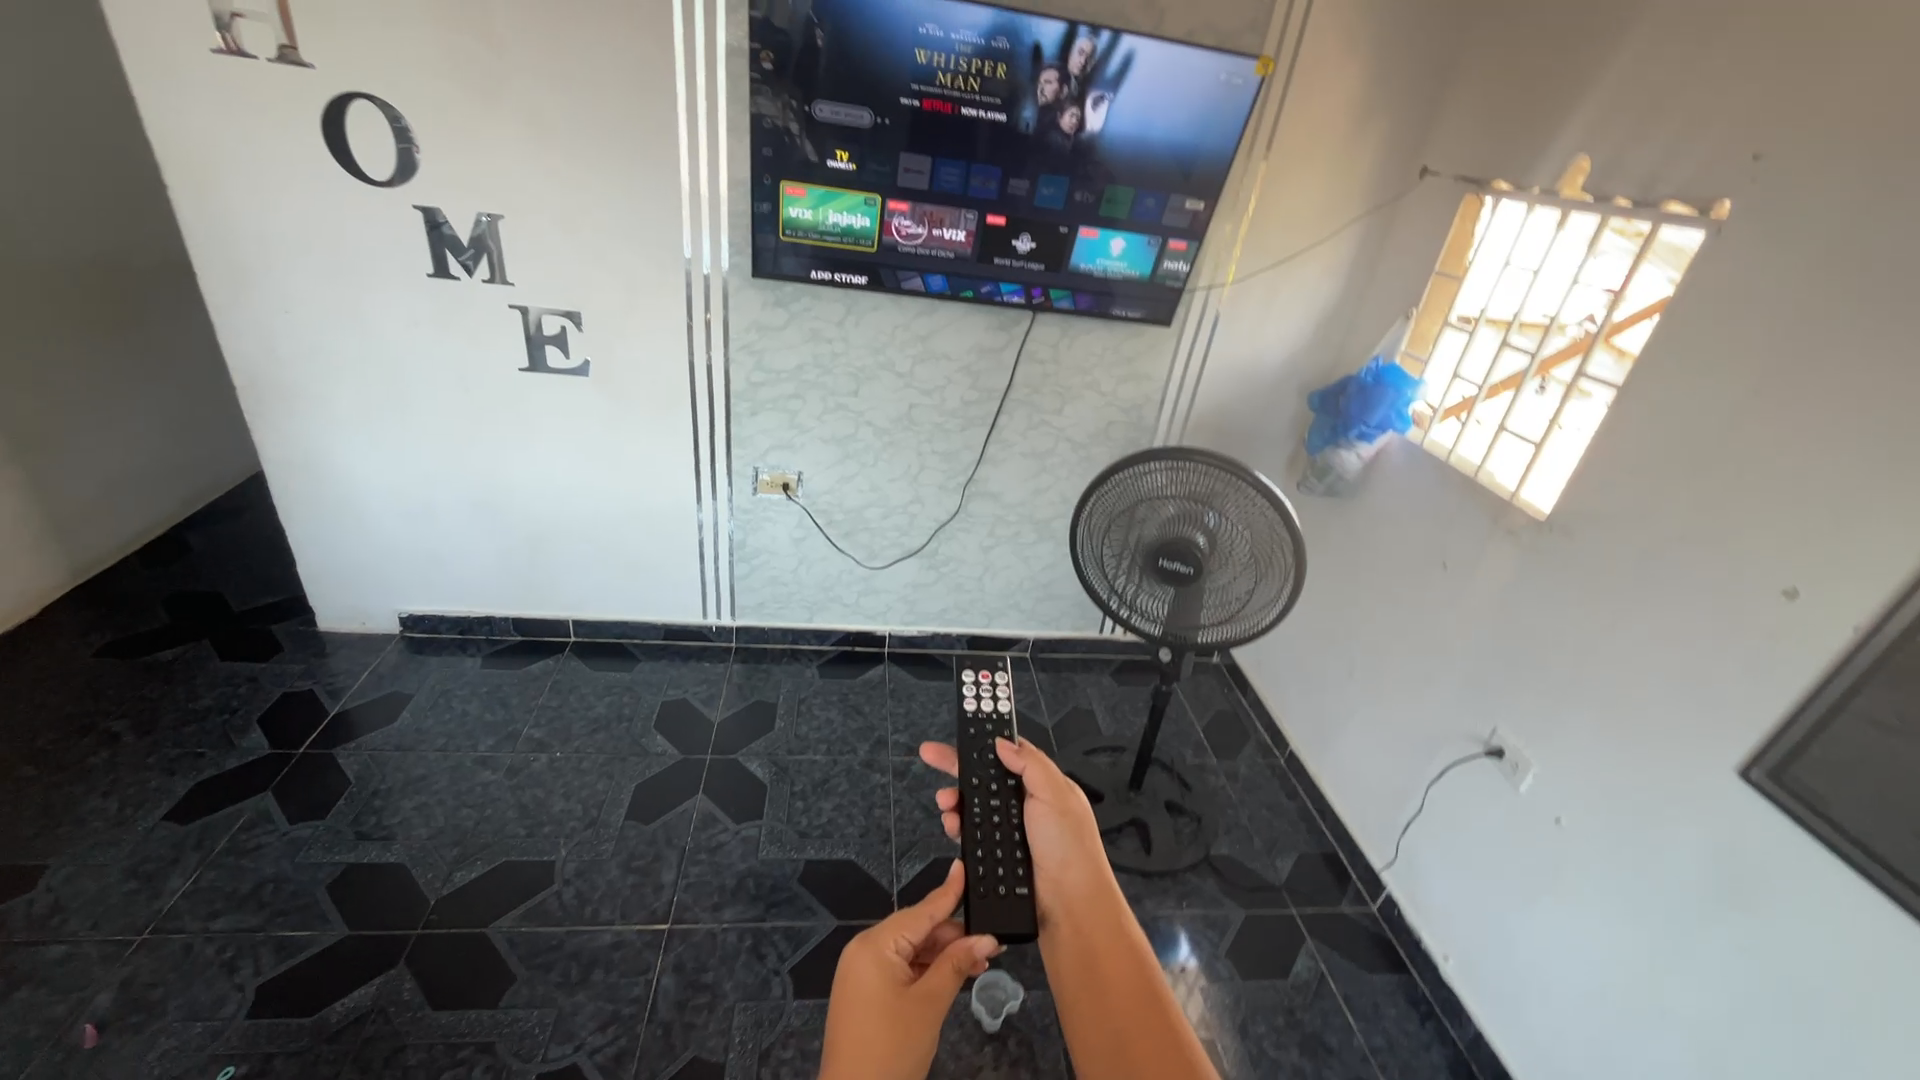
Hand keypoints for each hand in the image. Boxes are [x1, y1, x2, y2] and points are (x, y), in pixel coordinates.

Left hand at [819, 860, 1001, 1079]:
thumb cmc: (891, 1049)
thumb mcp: (930, 1004)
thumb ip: (957, 964)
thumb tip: (986, 938)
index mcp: (875, 944)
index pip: (921, 911)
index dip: (948, 891)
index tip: (964, 866)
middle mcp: (864, 949)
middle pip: (916, 929)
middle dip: (952, 936)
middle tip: (991, 942)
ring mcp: (861, 971)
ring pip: (910, 949)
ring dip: (942, 956)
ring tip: (979, 963)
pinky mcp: (863, 990)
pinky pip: (899, 967)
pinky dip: (925, 970)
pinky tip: (952, 976)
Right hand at [919, 736, 1114, 926]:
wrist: (1069, 905)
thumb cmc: (1068, 845)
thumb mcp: (1055, 793)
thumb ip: (1030, 763)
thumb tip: (1001, 743)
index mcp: (1043, 785)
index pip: (1010, 756)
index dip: (985, 744)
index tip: (961, 735)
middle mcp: (1026, 805)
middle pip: (985, 780)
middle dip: (958, 769)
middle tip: (930, 756)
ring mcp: (1011, 831)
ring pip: (974, 807)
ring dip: (956, 800)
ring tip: (944, 801)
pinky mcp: (998, 854)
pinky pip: (972, 834)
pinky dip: (958, 827)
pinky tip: (951, 825)